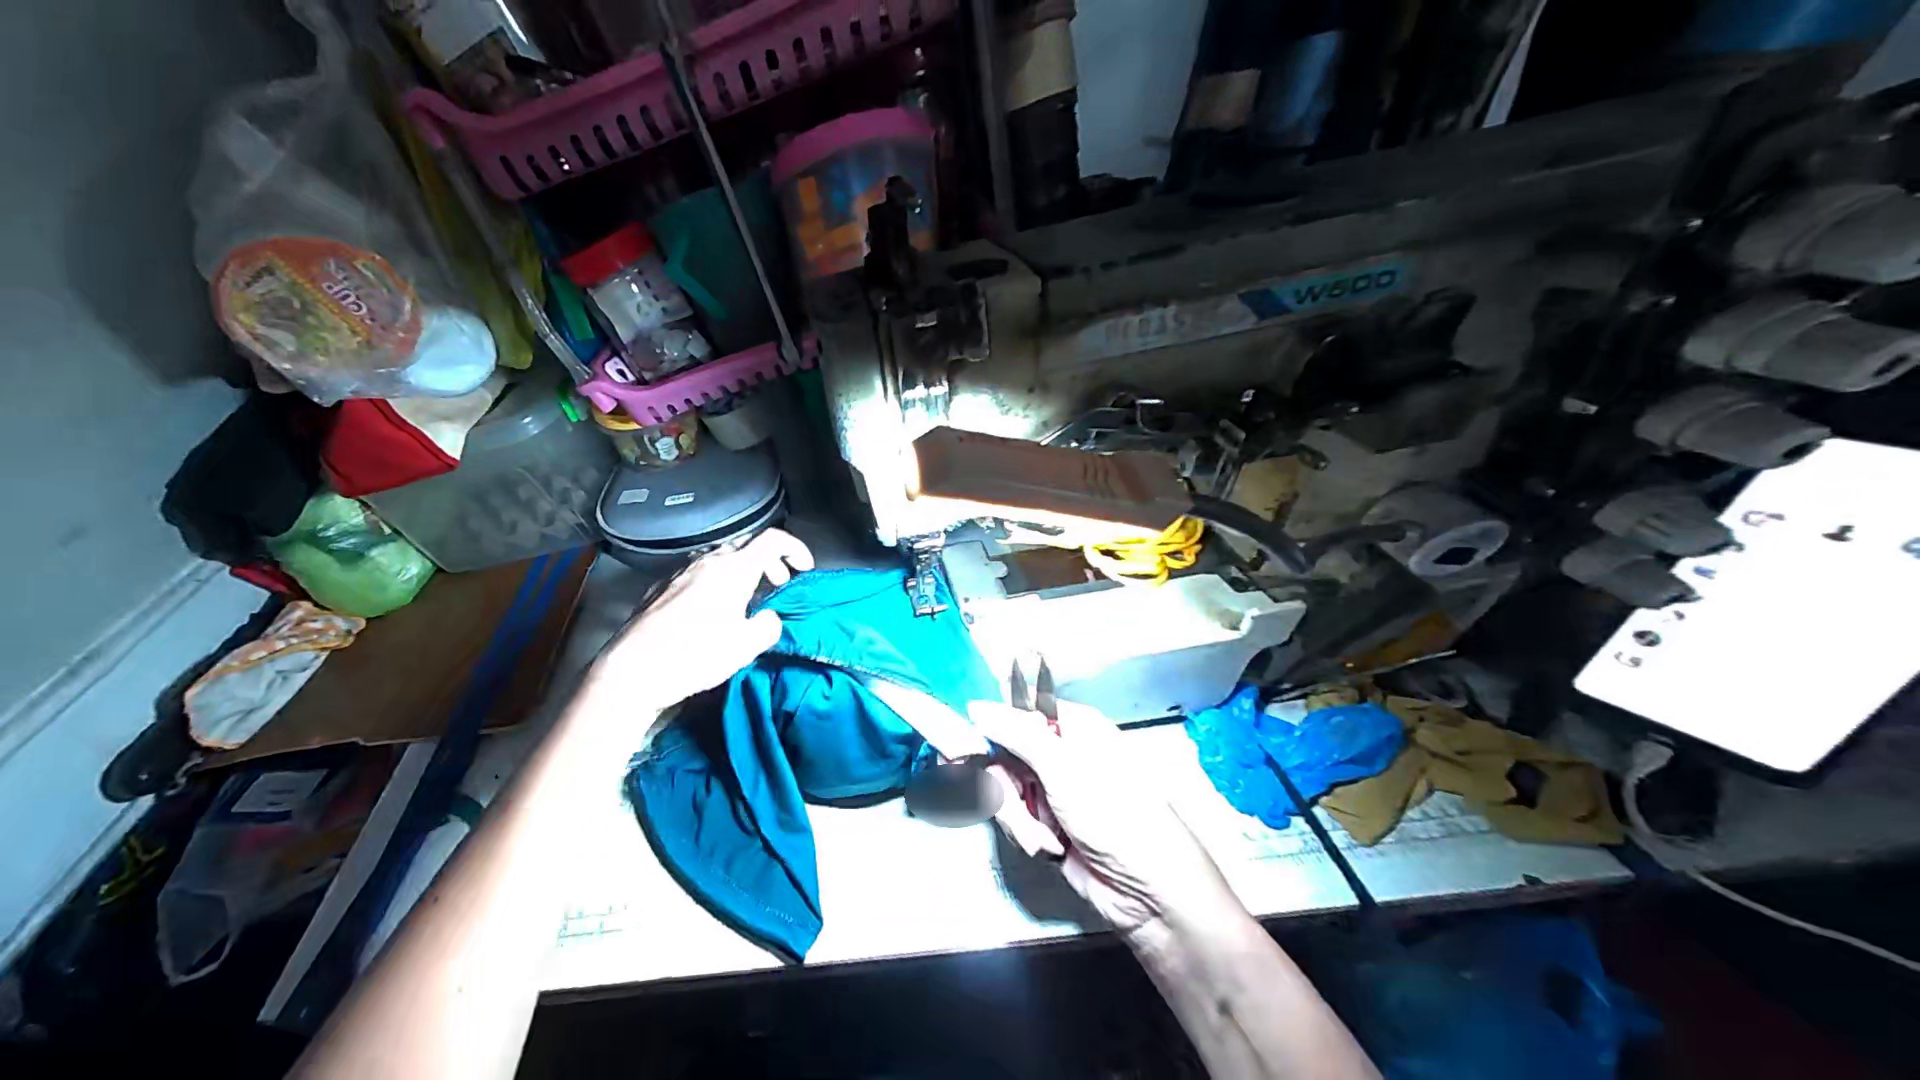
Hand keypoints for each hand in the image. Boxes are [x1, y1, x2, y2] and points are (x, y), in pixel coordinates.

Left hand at [589, 529, 813, 712]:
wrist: (633, 670)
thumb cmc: (694, 656)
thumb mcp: (746, 647)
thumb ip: (768, 626)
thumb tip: (767, 617)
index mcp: (733, 570)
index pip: (773, 540)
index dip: (795, 549)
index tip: (804, 568)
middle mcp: (707, 563)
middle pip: (746, 546)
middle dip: (769, 561)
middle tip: (778, 585)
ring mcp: (679, 574)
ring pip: (720, 560)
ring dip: (741, 572)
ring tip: (746, 599)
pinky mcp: (660, 589)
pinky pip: (697, 575)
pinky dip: (715, 582)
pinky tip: (711, 610)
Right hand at [970, 700, 1241, 933]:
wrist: (1146, 890)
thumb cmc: (1113, 813)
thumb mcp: (1063, 766)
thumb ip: (1016, 734)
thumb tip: (976, 706)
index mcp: (1073, 725)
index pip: (1018, 711)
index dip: (990, 725)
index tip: (962, 743)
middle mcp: (1060, 752)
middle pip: (1002, 752)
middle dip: (1003, 783)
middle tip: (1004, 798)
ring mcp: (1053, 790)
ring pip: (1004, 788)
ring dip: (1018, 816)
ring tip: (1045, 837)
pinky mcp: (1046, 824)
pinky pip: (1014, 818)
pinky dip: (1027, 834)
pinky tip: (1050, 849)